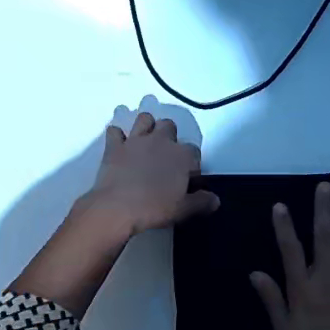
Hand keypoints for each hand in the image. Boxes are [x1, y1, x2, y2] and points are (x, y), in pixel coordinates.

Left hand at [72, 112, 219, 243]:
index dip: (192, 165)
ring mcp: (136, 141)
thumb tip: (215, 200)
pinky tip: (120, 145)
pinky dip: (117, 136)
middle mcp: (160, 141)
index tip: (187, 179)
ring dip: (146, 127)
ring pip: (144, 119)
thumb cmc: (154, 208)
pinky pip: (115, 132)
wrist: (117, 208)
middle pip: (169, 126)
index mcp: (181, 155)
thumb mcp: (183, 210)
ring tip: (146, 143)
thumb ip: (202, 202)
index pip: (194, 152)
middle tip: (166, 158)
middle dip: (170, 137)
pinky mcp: (114, 146)